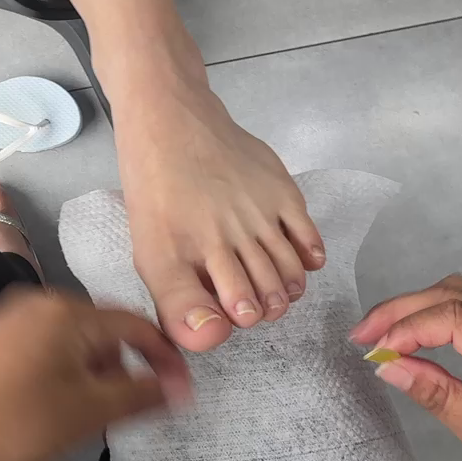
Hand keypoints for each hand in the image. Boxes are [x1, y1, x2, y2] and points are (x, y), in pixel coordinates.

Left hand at [0, 287, 193, 460]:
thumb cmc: (7, 429)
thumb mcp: (84, 415)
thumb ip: (139, 395)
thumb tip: (182, 388)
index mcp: (65, 310)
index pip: (134, 324)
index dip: (164, 357)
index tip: (183, 393)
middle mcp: (36, 301)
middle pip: (101, 328)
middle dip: (125, 365)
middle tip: (132, 409)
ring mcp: (5, 318)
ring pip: (70, 339)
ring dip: (93, 371)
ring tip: (91, 414)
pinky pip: (41, 345)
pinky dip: (62, 370)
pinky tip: (50, 406)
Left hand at [108, 63, 324, 350]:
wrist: (172, 123)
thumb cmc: (156, 190)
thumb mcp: (151, 251)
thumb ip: (178, 302)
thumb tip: (215, 337)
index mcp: (195, 252)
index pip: (238, 307)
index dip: (241, 317)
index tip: (239, 313)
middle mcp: (231, 234)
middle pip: (269, 290)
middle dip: (267, 306)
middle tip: (263, 306)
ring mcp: (260, 211)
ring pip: (289, 267)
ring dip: (289, 286)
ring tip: (282, 290)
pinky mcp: (281, 188)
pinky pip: (308, 233)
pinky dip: (310, 255)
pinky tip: (303, 261)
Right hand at [351, 274, 461, 460]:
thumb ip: (440, 396)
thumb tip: (387, 366)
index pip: (457, 316)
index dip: (409, 327)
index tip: (374, 353)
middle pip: (455, 294)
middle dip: (401, 310)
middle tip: (360, 337)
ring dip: (416, 308)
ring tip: (379, 335)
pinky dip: (434, 315)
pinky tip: (414, 337)